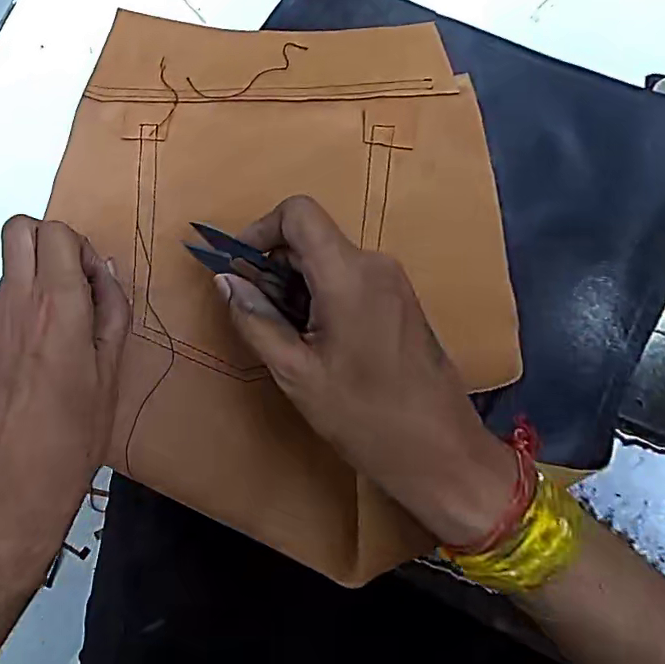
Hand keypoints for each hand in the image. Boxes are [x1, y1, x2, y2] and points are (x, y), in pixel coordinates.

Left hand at [0, 216, 129, 589]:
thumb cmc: (71, 435)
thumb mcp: (111, 371)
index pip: (56, 233)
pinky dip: (27, 300)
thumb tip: (105, 278)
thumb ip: (110, 312)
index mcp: (56, 307)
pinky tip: (48, 341)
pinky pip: (5, 297)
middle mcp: (18, 304)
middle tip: (75, 276)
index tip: (95, 279)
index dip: (81, 247)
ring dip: (38, 270)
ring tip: (66, 315)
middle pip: (18, 229)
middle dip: (50, 238)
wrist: (19, 477)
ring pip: (10, 263)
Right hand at [215, 195, 517, 545]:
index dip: (259, 230)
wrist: (440, 451)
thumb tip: (225, 280)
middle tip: (252, 312)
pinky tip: (313, 339)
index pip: (299, 213)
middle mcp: (374, 265)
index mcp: (348, 276)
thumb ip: (255, 319)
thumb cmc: (363, 416)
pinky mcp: (399, 299)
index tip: (238, 267)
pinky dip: (317, 293)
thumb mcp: (295, 372)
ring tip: (282, 334)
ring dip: (293, 284)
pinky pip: (347, 277)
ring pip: (326, 258)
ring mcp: (392, 281)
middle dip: (271, 265)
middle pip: (309, 237)